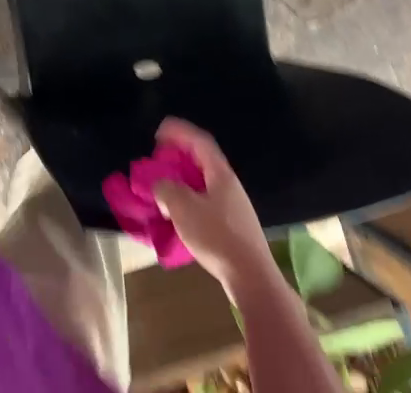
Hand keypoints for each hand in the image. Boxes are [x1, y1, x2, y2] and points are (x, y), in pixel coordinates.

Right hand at [151, 118, 269, 288]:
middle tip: (158, 160)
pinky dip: (189, 200)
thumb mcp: (183, 208)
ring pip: (204, 183)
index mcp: (220, 174)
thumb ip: (166, 189)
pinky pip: (206, 202)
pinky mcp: (233, 226)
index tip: (159, 131)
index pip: (200, 141)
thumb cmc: (217, 236)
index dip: (180, 131)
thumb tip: (161, 187)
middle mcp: (230, 185)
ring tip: (163, 189)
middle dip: (179, 156)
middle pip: (203, 161)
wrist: (251, 278)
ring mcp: (234, 207)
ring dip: (182, 180)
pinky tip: (177, 215)